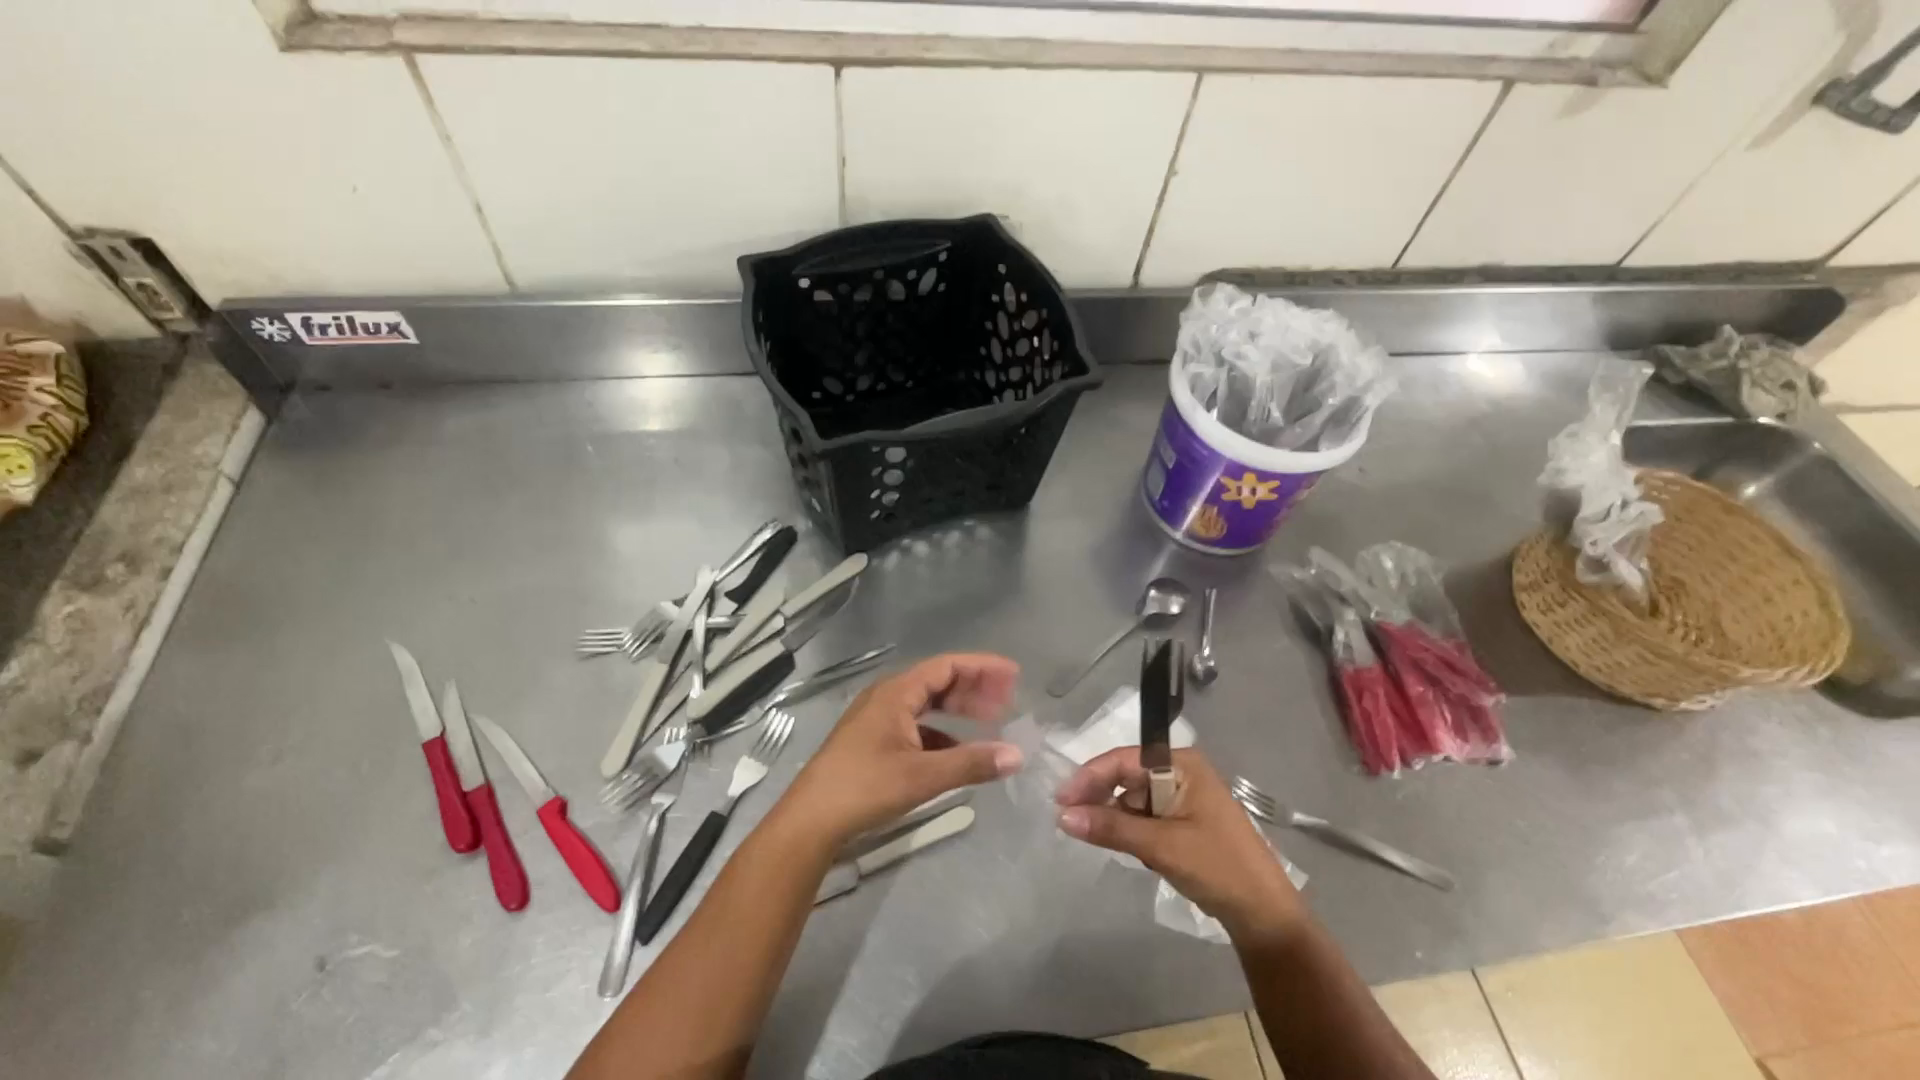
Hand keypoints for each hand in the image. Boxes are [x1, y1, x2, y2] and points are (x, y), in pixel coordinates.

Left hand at [771, 653, 1024, 844]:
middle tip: (1009, 700)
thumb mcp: (923, 776)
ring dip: (959, 712)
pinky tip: (959, 753)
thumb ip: (971, 764)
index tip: (1013, 675)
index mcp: (896, 693)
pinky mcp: (873, 743)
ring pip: (927, 706)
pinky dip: (942, 734)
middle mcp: (887, 698)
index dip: (982, 667)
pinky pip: (916, 727)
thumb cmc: (865, 787)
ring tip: (991, 723)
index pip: (947, 666)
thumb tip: (1017, 755)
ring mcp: (878, 721)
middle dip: (974, 688)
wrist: (811, 819)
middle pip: (938, 682)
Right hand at [1056, 747, 1304, 940]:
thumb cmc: (1217, 867)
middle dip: (1102, 801)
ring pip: (1132, 802)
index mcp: (1182, 765)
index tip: (1060, 801)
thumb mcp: (1160, 846)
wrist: (1263, 913)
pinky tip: (1141, 856)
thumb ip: (1111, 828)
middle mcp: (1181, 773)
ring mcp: (1183, 798)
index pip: (1124, 760)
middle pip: (1125, 778)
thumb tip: (1062, 816)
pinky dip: (1134, 835)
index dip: (1089, 777)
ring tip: (1117, 847)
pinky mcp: (1183, 823)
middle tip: (1072, 825)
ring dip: (1119, 823)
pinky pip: (1145, 820)